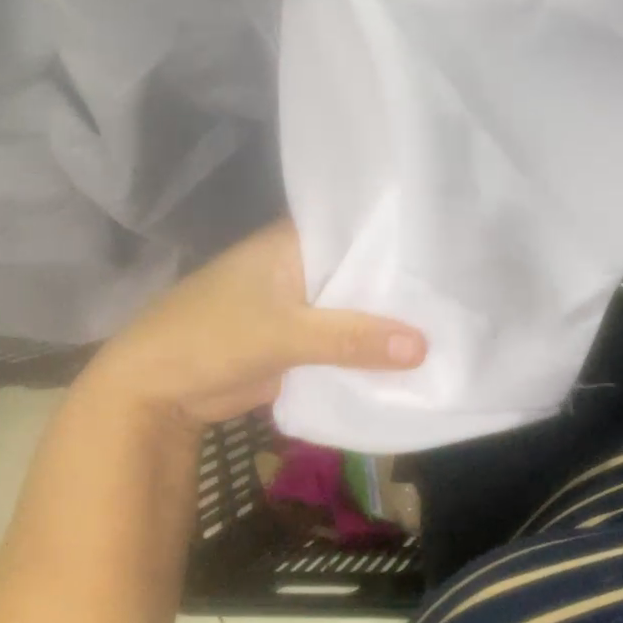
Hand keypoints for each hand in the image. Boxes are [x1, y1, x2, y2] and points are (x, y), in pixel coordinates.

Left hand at [85, 221, 425, 425]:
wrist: (154, 392)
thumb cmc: (208, 339)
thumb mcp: (283, 334)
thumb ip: (351, 339)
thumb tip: (424, 347)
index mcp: (293, 244)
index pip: (360, 229)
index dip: (404, 238)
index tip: (455, 247)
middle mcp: (302, 268)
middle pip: (365, 273)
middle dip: (406, 287)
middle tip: (468, 294)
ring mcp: (303, 307)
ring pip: (359, 311)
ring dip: (391, 323)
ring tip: (455, 324)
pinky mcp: (302, 343)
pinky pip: (348, 343)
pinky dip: (372, 351)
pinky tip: (415, 357)